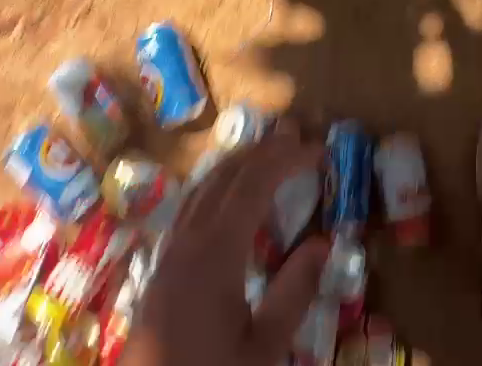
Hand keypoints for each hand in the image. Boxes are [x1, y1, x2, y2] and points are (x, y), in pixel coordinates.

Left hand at [122, 124, 329, 365]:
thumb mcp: (263, 350)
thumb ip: (294, 292)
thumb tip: (322, 242)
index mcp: (215, 252)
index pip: (255, 183)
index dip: (288, 158)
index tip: (321, 149)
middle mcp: (187, 240)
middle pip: (226, 175)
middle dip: (264, 150)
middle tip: (298, 137)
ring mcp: (168, 253)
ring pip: (203, 187)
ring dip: (238, 164)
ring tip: (268, 154)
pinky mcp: (159, 270)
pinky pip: (190, 207)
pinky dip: (217, 186)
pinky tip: (228, 200)